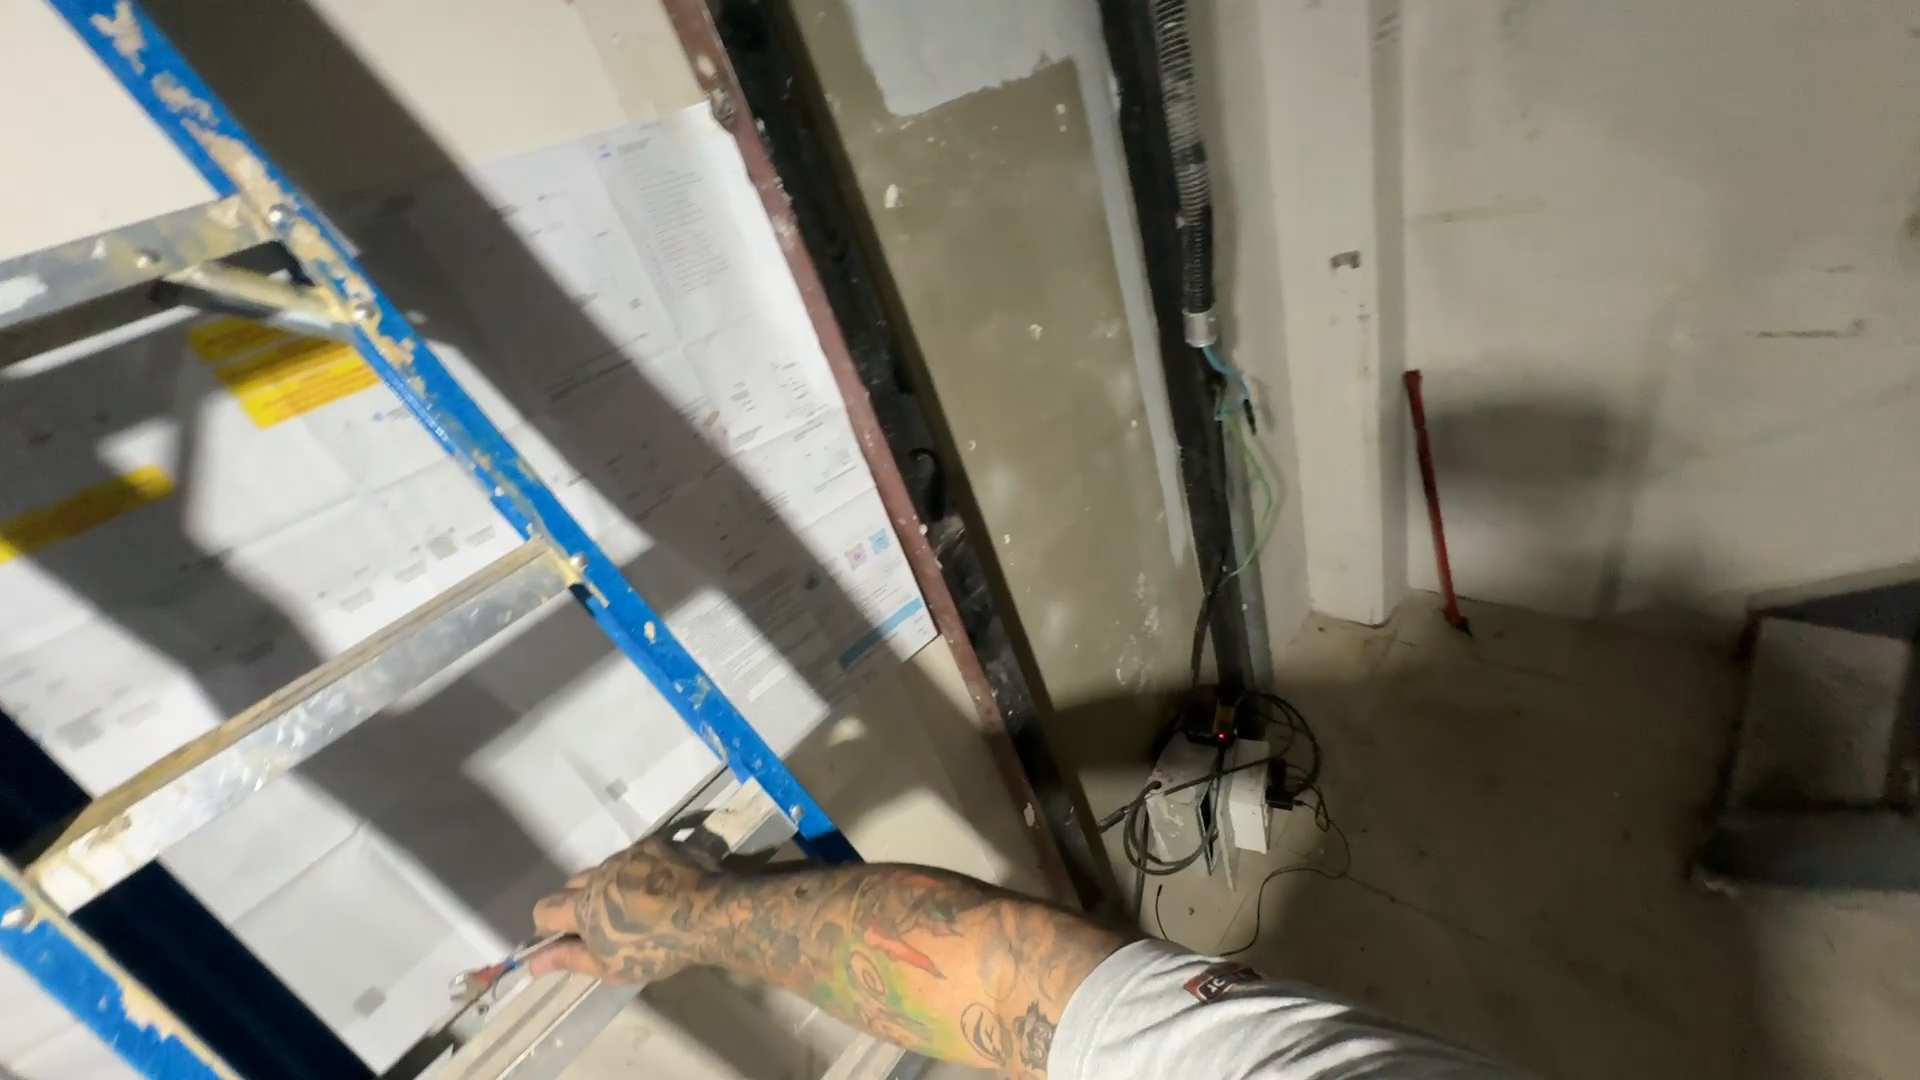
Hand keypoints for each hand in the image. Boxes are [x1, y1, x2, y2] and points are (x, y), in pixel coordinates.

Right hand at [528, 837, 721, 983]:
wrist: (709, 913)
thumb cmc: (657, 948)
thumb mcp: (609, 966)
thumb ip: (570, 958)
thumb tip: (533, 962)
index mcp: (585, 904)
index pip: (545, 907)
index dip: (548, 925)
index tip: (565, 937)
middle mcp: (602, 871)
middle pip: (574, 884)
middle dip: (578, 902)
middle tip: (601, 923)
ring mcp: (631, 853)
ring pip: (606, 868)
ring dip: (609, 884)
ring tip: (634, 903)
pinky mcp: (657, 843)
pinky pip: (635, 855)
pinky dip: (636, 869)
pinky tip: (656, 885)